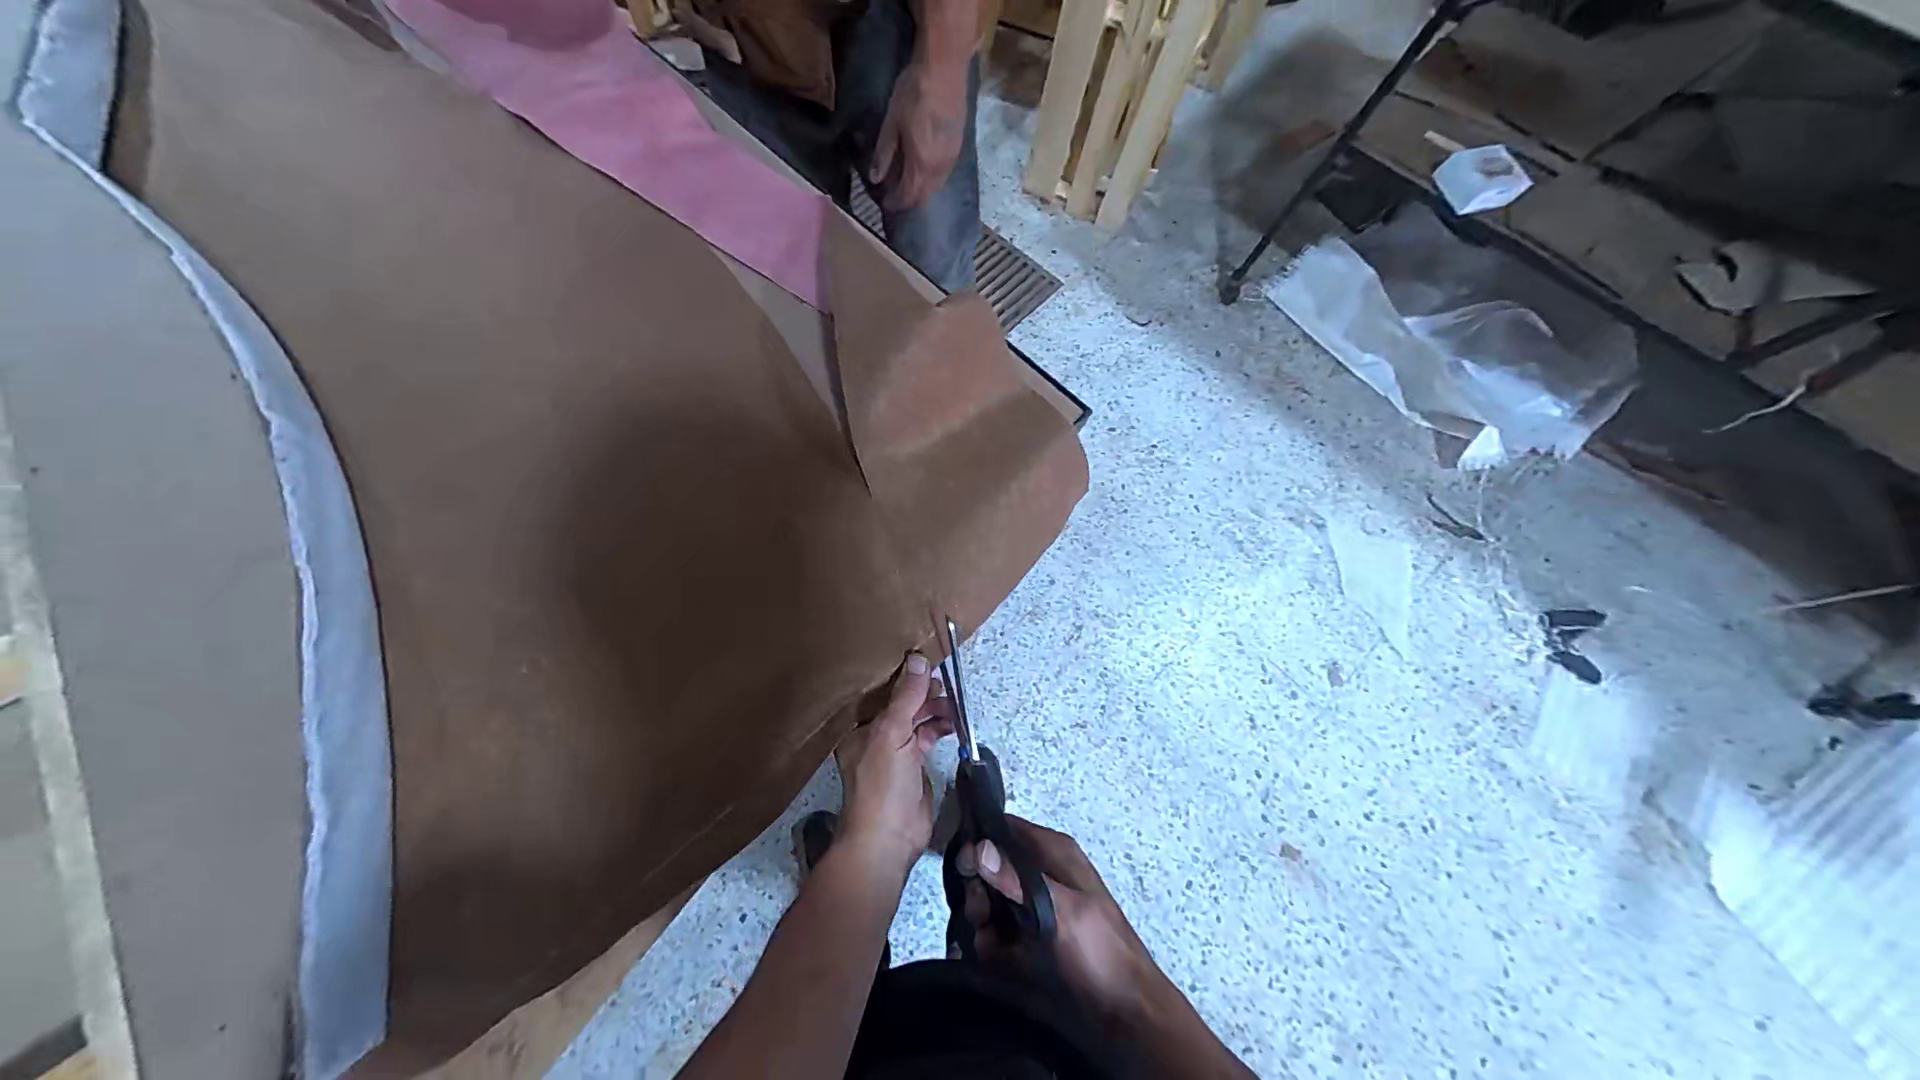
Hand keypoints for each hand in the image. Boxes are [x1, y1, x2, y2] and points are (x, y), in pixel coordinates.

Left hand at [835, 653, 953, 873]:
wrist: (888, 839)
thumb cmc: (881, 785)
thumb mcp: (892, 733)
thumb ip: (906, 696)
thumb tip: (918, 659)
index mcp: (860, 726)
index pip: (882, 692)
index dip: (903, 676)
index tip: (925, 661)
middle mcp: (875, 736)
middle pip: (902, 704)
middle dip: (923, 693)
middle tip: (945, 686)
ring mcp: (894, 752)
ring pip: (917, 720)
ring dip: (935, 710)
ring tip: (954, 705)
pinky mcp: (913, 766)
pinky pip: (927, 737)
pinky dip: (940, 728)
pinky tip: (954, 724)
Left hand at [869, 57, 968, 210]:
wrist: (945, 69)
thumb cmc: (913, 93)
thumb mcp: (891, 123)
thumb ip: (884, 154)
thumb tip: (875, 178)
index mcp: (921, 165)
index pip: (908, 196)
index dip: (895, 202)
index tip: (885, 201)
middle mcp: (939, 169)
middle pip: (924, 196)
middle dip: (909, 199)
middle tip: (895, 192)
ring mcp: (951, 159)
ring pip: (935, 187)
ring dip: (921, 189)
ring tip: (907, 178)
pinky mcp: (958, 148)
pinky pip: (943, 174)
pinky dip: (930, 177)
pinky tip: (922, 164)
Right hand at [961, 816, 1172, 1020]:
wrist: (1125, 1013)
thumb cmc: (1100, 951)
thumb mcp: (1062, 911)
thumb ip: (1019, 880)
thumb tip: (979, 849)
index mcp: (1053, 853)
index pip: (1006, 828)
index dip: (980, 839)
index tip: (963, 865)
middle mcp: (1039, 873)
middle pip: (989, 866)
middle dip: (977, 889)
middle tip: (981, 915)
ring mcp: (1031, 907)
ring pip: (987, 900)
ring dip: (979, 920)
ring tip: (988, 944)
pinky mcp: (1025, 938)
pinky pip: (993, 931)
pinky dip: (984, 943)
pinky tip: (984, 958)